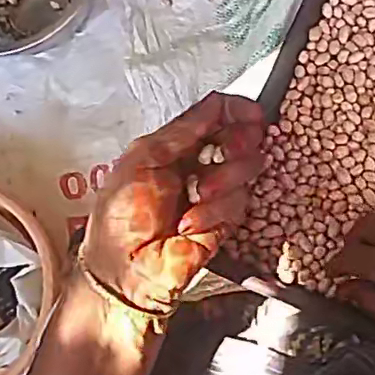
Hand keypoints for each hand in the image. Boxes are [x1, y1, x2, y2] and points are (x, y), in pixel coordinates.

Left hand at [81, 92, 266, 312]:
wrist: (126, 269)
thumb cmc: (121, 218)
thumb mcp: (143, 159)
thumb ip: (183, 131)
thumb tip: (216, 105)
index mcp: (176, 147)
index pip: (216, 117)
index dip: (237, 111)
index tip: (253, 114)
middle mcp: (200, 166)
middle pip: (240, 139)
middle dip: (236, 144)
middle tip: (224, 152)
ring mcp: (216, 193)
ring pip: (245, 170)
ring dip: (220, 181)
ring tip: (193, 197)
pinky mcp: (227, 220)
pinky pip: (238, 202)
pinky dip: (213, 211)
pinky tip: (188, 224)